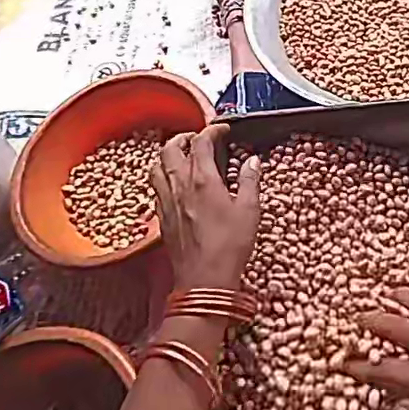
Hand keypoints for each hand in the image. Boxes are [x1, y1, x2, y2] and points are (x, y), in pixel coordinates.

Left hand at [149, 124, 261, 291]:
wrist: (204, 280)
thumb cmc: (229, 247)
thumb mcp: (249, 211)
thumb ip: (249, 182)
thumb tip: (252, 163)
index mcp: (203, 180)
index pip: (201, 142)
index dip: (211, 130)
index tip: (222, 129)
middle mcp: (180, 186)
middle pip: (170, 148)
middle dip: (184, 138)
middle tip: (198, 139)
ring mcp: (167, 201)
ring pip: (156, 165)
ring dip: (168, 154)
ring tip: (182, 155)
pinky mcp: (162, 217)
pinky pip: (155, 186)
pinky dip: (163, 176)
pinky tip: (175, 183)